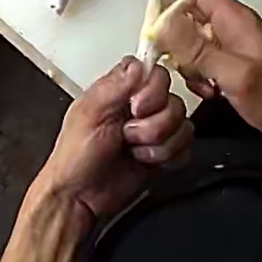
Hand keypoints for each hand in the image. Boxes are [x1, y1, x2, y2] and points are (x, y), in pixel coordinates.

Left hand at [32, 58, 191, 225]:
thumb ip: (115, 87)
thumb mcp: (89, 114)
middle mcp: (137, 105)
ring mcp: (152, 128)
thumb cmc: (75, 157)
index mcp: (117, 89)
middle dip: (154, 124)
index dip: (152, 90)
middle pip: (172, 99)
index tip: (136, 107)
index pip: (153, 71)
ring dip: (158, 143)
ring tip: (133, 149)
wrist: (81, 197)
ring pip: (183, 124)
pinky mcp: (164, 151)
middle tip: (128, 134)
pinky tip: (145, 161)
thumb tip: (138, 65)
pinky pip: (186, 147)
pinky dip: (168, 158)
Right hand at [158, 0, 261, 138]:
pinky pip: (202, 59)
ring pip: (192, 41)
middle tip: (174, 62)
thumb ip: (194, 48)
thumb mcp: (231, 73)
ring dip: (188, 62)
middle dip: (176, 39)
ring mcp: (232, 44)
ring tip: (202, 84)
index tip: (153, 24)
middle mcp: (232, 26)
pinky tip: (209, 92)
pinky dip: (198, 74)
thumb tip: (160, 24)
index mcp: (235, 18)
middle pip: (190, 16)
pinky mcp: (231, 62)